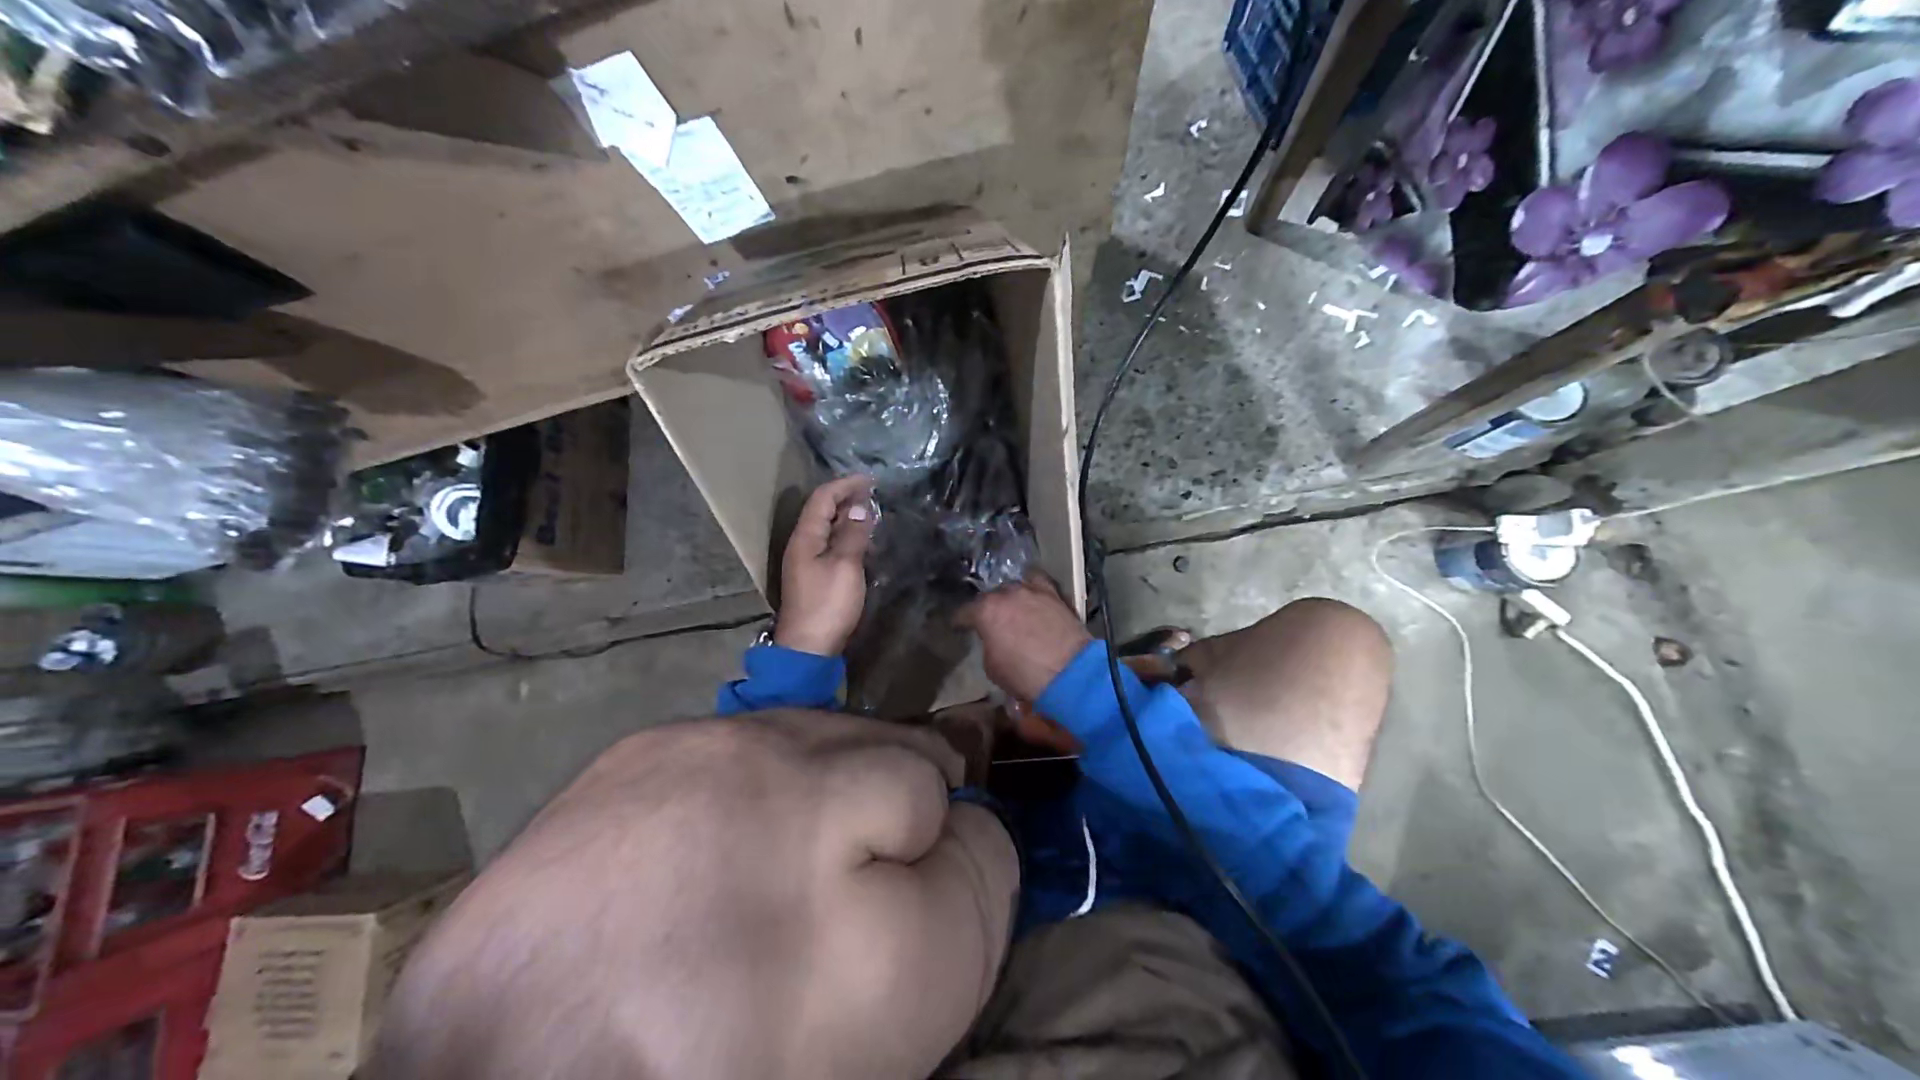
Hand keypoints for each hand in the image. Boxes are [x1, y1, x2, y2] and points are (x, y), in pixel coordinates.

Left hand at [774, 476, 876, 655]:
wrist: (809, 647)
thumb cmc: (828, 604)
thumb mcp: (845, 566)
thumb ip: (853, 534)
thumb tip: (860, 506)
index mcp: (805, 537)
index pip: (823, 498)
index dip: (845, 485)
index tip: (871, 480)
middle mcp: (802, 544)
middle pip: (822, 511)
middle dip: (847, 498)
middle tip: (874, 495)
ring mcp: (806, 561)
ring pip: (826, 528)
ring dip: (847, 517)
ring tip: (872, 514)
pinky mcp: (814, 576)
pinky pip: (829, 545)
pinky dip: (846, 536)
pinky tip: (863, 542)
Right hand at [958, 575, 1092, 703]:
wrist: (1069, 672)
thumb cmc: (1024, 675)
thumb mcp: (992, 666)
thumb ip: (988, 644)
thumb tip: (994, 639)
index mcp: (985, 611)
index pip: (963, 612)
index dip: (959, 621)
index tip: (959, 627)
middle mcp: (1006, 594)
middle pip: (990, 596)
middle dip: (988, 608)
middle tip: (991, 622)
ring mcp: (1031, 590)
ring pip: (1014, 588)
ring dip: (1011, 598)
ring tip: (1013, 609)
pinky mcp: (1054, 594)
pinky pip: (1038, 583)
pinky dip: (1033, 589)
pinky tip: (1033, 597)